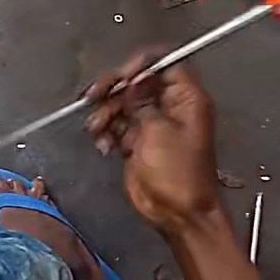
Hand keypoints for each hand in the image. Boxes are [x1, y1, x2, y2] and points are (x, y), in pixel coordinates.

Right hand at [84, 48, 224, 234]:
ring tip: (96, 128)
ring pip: (122, 104)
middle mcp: (169, 107)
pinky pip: (116, 126)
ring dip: (105, 112)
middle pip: (137, 83)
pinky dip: (106, 132)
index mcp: (185, 99)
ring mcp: (151, 124)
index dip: (141, 65)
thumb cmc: (177, 172)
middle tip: (93, 95)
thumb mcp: (160, 131)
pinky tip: (103, 145)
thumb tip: (134, 78)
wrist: (176, 213)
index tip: (120, 76)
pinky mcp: (135, 142)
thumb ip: (144, 101)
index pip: (165, 65)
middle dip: (114, 89)